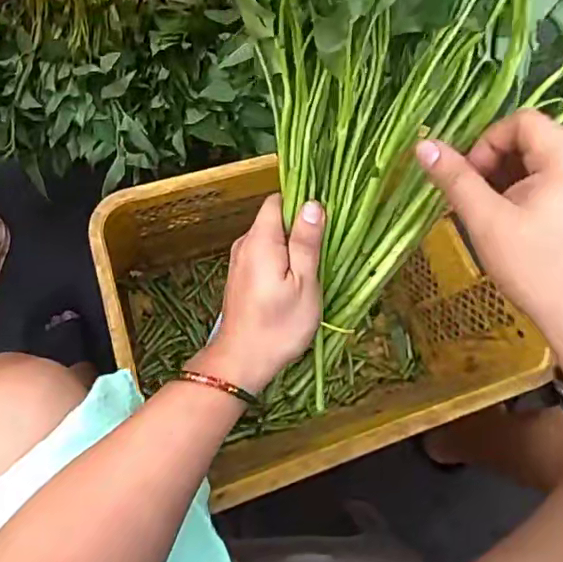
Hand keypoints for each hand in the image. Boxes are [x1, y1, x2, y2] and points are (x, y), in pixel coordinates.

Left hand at [188, 195, 324, 394]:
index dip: (300, 203)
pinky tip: (293, 283)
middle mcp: (244, 243)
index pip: (277, 200)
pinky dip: (280, 261)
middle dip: (299, 228)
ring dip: (291, 248)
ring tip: (311, 272)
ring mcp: (239, 260)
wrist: (241, 361)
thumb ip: (307, 242)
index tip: (323, 220)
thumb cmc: (278, 325)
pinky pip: (263, 255)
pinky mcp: (240, 276)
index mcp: (259, 239)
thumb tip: (313, 203)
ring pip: (270, 238)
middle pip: (274, 218)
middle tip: (322, 252)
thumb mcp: (304, 283)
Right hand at [415, 111, 562, 393]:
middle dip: (499, 162)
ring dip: (516, 178)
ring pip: (551, 162)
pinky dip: (539, 191)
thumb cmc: (539, 271)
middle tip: (478, 197)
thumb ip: (455, 178)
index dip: (487, 141)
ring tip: (497, 214)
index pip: (522, 121)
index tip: (472, 177)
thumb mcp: (486, 222)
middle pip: (538, 139)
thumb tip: (423, 145)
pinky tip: (524, 226)